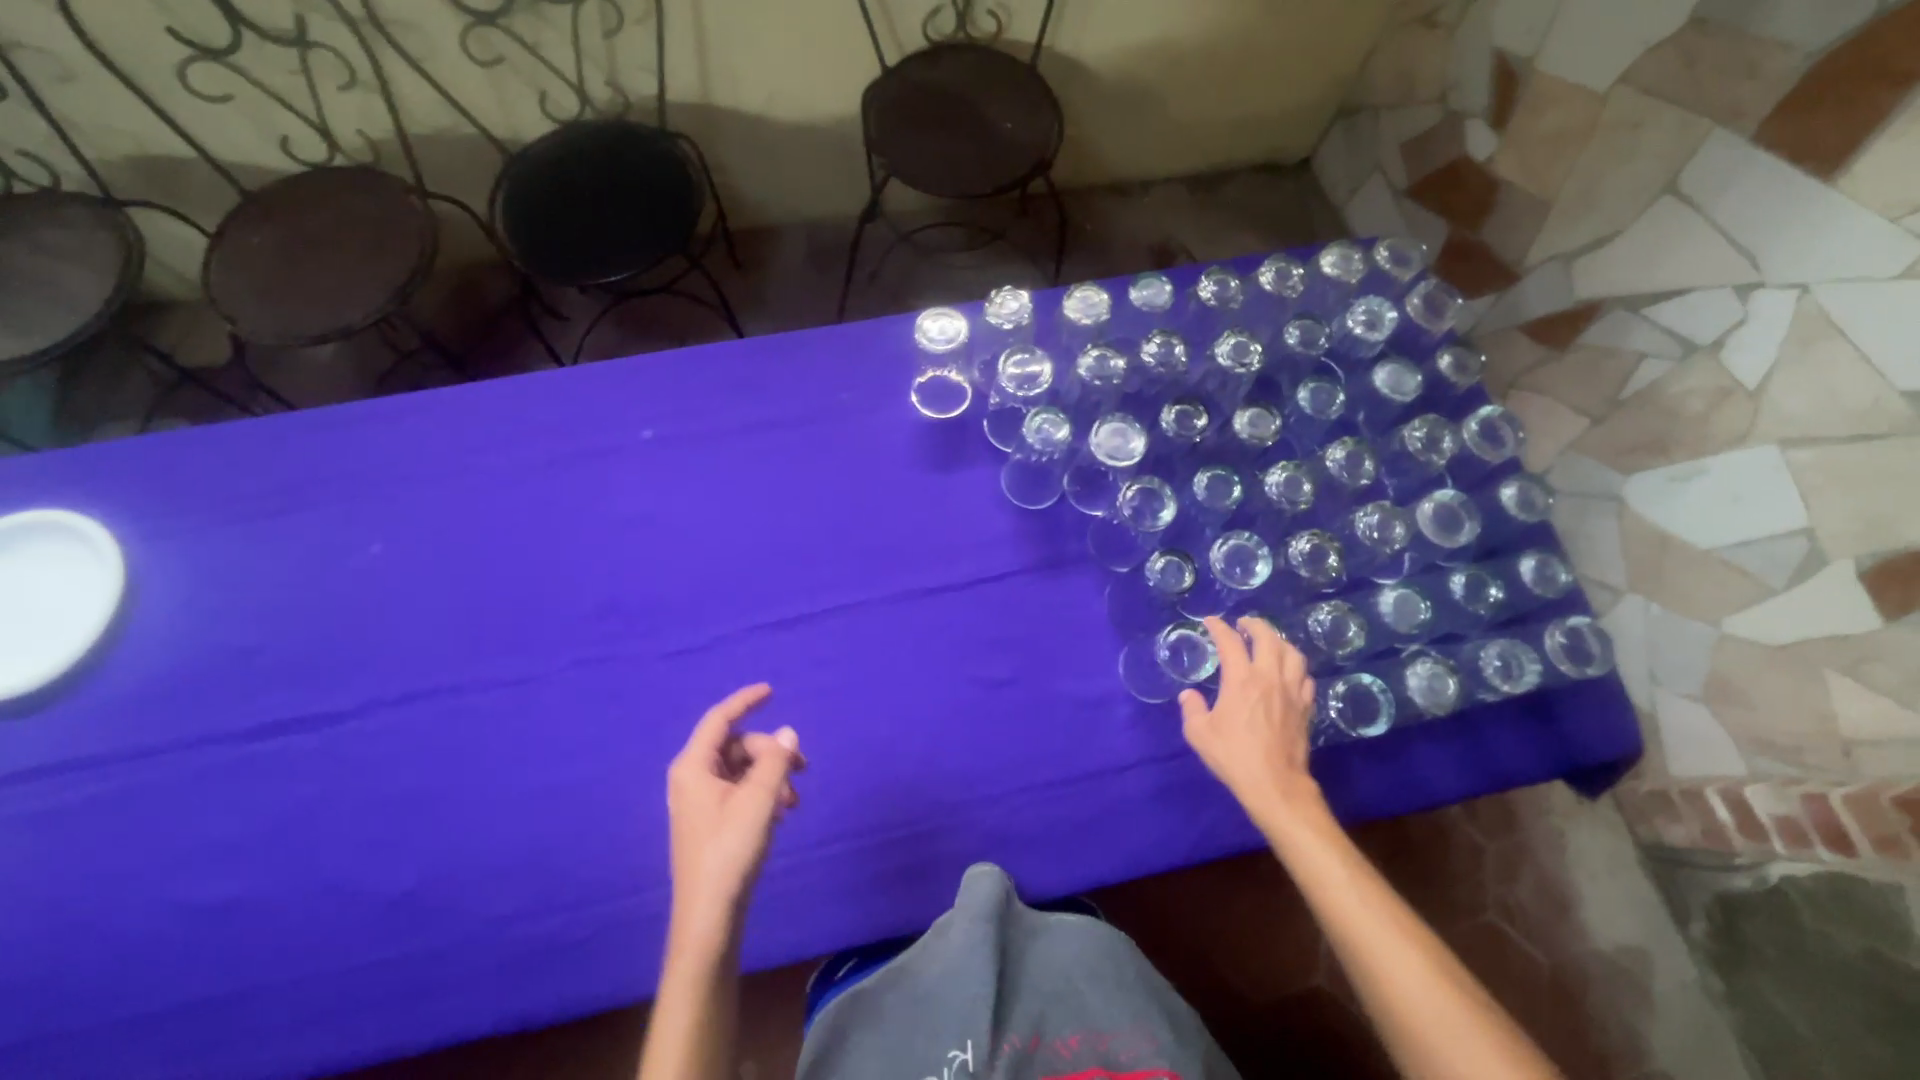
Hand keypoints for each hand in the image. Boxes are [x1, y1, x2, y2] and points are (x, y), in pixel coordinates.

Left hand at [666, 684, 803, 921]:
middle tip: (801, 771)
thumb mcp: (759, 800)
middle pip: (736, 746)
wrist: (710, 912)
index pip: (719, 719)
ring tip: (792, 803)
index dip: (745, 701)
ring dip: (771, 776)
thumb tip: (788, 732)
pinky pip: (738, 790)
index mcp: (693, 766)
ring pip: (740, 770)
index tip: (772, 690)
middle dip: (771, 752)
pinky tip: (780, 815)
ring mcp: (698, 801)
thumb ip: (776, 760)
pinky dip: (762, 793)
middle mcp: (690, 778)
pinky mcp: (708, 821)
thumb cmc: (730, 850)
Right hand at [1179, 616, 1323, 824]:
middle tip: (1244, 624)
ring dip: (1280, 642)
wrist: (1274, 783)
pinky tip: (1289, 672)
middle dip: (1255, 625)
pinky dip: (1296, 667)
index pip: (1230, 642)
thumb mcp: (1199, 734)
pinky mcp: (1306, 707)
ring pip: (1293, 653)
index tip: (1211, 622)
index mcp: (1241, 680)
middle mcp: (1269, 678)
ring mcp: (1292, 691)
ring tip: (1270, 642)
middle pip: (1268, 638)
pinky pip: (1305, 677)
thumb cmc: (1233, 756)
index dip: (1219, 627)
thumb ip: (1192, 709)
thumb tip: (1189, 695)